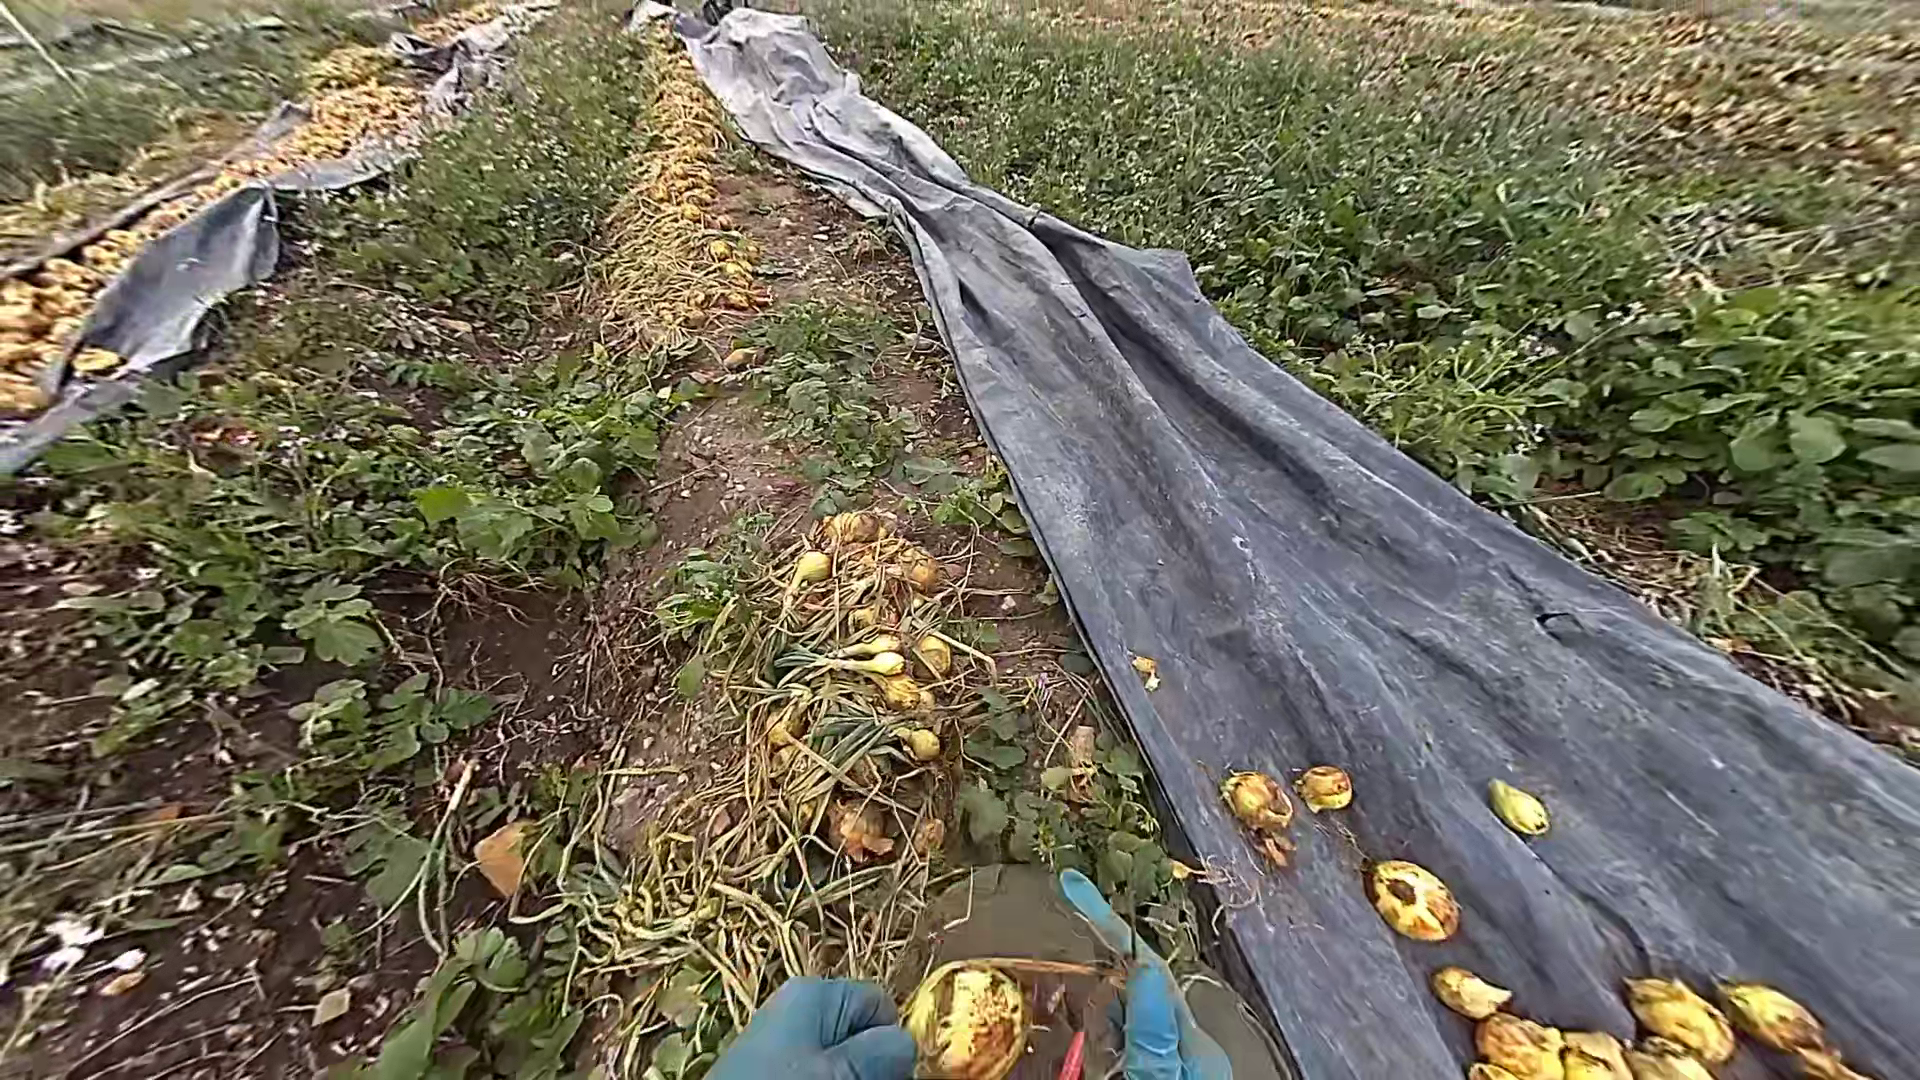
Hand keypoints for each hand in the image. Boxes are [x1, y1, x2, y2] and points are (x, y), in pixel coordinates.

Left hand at [707, 977, 917, 1079]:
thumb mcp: (838, 1073)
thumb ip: (880, 1053)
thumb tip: (907, 1043)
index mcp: (815, 994)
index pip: (878, 1005)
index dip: (888, 1043)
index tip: (883, 1079)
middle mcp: (799, 1013)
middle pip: (859, 1035)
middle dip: (866, 1067)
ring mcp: (780, 1048)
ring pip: (838, 1062)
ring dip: (849, 1077)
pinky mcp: (767, 1074)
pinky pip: (812, 1071)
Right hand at [1058, 870, 1231, 1079]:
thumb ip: (1152, 1035)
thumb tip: (1141, 968)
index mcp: (1193, 1043)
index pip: (1145, 966)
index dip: (1105, 920)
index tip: (1070, 885)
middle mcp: (1180, 1041)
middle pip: (1126, 988)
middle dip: (1103, 1008)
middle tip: (1105, 1058)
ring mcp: (1162, 1055)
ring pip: (1113, 1014)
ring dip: (1101, 1037)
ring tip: (1107, 1072)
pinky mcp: (1144, 1064)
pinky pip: (1113, 1038)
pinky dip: (1102, 1049)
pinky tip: (1107, 1070)